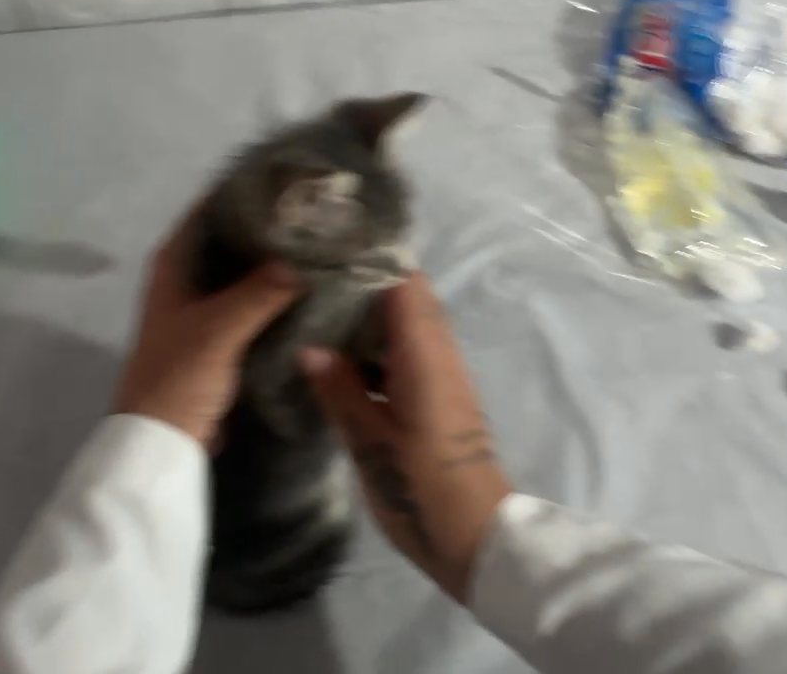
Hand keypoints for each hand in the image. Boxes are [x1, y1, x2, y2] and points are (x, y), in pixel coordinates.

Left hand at [114, 210, 302, 447]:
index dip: (249, 190)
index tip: (293, 181)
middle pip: (234, 234)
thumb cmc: (178, 376)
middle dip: (272, 224)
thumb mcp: (218, 330)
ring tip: (325, 240)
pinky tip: (312, 281)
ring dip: (277, 257)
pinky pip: (255, 296)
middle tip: (321, 211)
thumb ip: (260, 292)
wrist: (163, 441)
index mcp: (175, 259)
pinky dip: (278, 287)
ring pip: (247, 266)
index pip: (213, 206)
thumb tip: (308, 260)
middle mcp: (189, 272)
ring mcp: (206, 301)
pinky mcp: (224, 328)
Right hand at [300, 274, 512, 600]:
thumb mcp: (370, 442)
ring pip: (407, 326)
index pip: (405, 282)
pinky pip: (409, 353)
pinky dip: (380, 348)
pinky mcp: (440, 395)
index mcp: (423, 353)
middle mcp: (438, 352)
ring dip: (370, 318)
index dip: (371, 260)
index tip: (330, 251)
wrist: (477, 536)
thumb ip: (340, 390)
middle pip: (406, 298)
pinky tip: (342, 361)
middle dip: (364, 286)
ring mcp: (442, 374)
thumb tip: (309, 346)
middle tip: (314, 282)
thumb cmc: (422, 487)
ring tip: (319, 313)